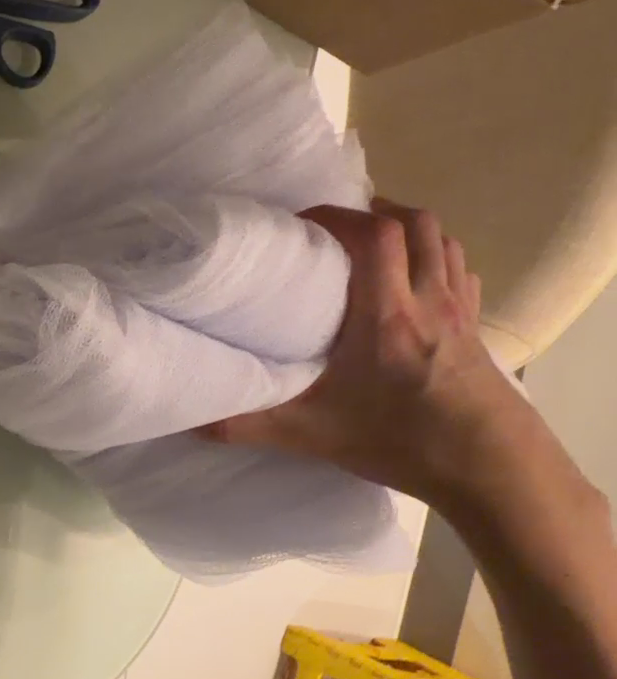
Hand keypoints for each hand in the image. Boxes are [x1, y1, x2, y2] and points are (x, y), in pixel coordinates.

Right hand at [203, 200, 538, 507]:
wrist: (490, 466)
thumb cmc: (398, 440)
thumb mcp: (307, 435)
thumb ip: (243, 424)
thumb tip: (187, 419)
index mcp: (385, 315)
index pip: (374, 237)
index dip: (336, 216)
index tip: (296, 223)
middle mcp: (427, 301)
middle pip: (415, 225)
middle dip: (372, 212)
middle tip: (328, 227)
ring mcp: (459, 312)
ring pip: (442, 242)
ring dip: (405, 230)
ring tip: (364, 242)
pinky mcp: (474, 329)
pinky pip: (457, 271)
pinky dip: (432, 258)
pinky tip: (408, 278)